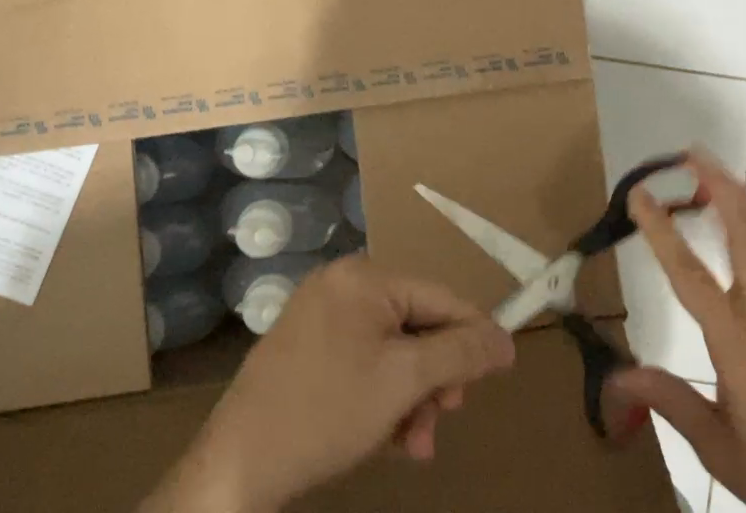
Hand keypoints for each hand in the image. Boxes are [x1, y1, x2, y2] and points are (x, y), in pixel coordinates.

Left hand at [146, 256, 515, 512]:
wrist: (237, 467)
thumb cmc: (327, 412)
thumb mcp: (405, 381)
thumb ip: (461, 353)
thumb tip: (508, 339)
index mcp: (363, 278)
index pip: (440, 298)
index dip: (474, 335)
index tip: (499, 373)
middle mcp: (339, 287)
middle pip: (415, 327)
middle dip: (435, 379)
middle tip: (445, 417)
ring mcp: (318, 319)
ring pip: (391, 354)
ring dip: (412, 399)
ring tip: (416, 445)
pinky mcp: (305, 353)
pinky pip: (362, 365)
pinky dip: (382, 399)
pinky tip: (389, 441)